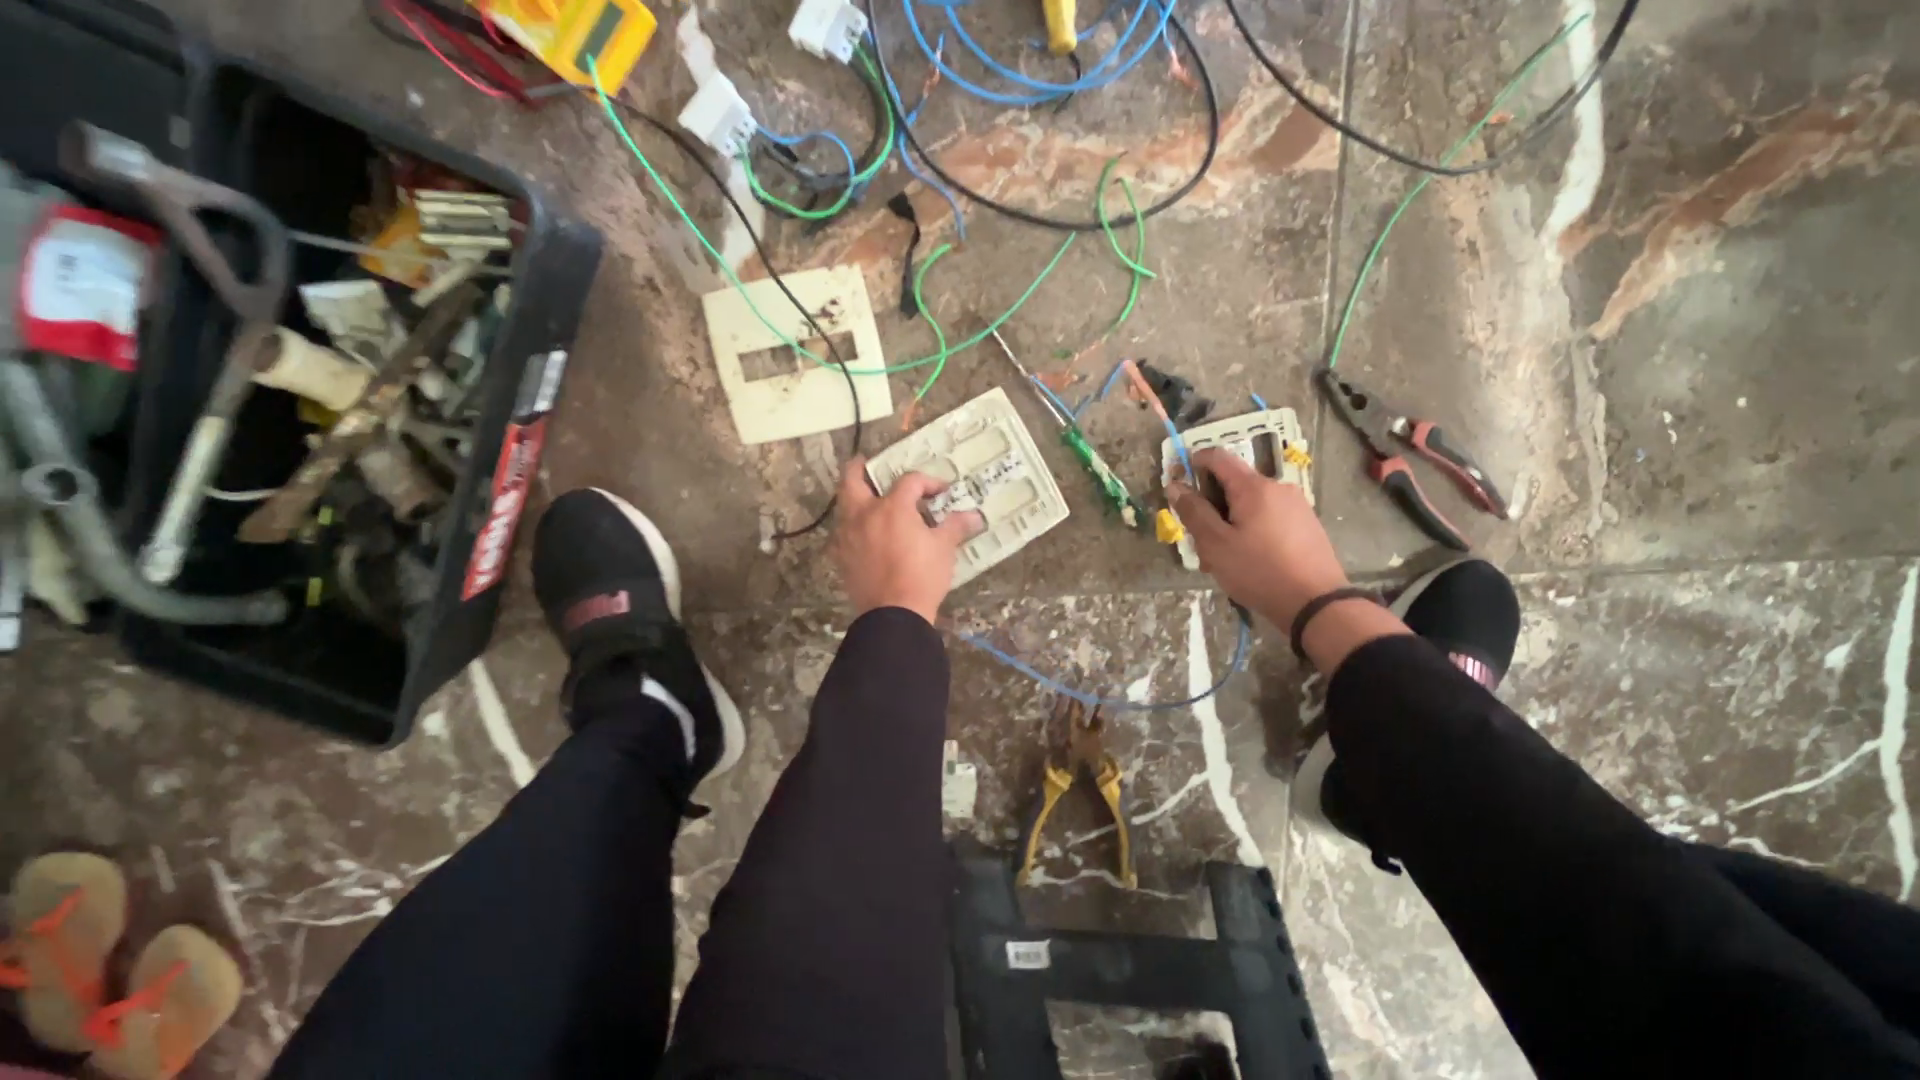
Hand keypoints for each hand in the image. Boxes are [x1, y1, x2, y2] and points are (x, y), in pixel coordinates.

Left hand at [832, 459, 983, 625]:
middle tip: (869, 464)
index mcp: (892, 507)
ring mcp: (848, 535)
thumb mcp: (944, 549)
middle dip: (860, 468)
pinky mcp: (841, 557)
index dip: (928, 482)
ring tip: (869, 501)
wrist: (894, 614)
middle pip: (853, 479)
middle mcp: (864, 514)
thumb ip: (955, 526)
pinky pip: (842, 533)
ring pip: (844, 505)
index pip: (909, 481)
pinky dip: (852, 526)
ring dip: (855, 498)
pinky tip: (864, 534)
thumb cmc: (922, 576)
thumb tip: (974, 515)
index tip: (941, 492)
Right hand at [1167, 447, 1349, 627]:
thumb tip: (1175, 486)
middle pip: (1234, 483)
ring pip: (1251, 504)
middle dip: (1211, 504)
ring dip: (1230, 521)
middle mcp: (1278, 487)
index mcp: (1254, 487)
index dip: (1194, 462)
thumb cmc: (1259, 571)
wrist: (1316, 603)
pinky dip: (1251, 529)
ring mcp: (1296, 505)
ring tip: (1223, 557)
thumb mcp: (1216, 545)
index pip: (1218, 456)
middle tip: (1199, 538)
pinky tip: (1248, 559)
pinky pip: (1269, 517)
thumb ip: (1194, 512)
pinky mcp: (1306, 524)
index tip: (1179, 483)